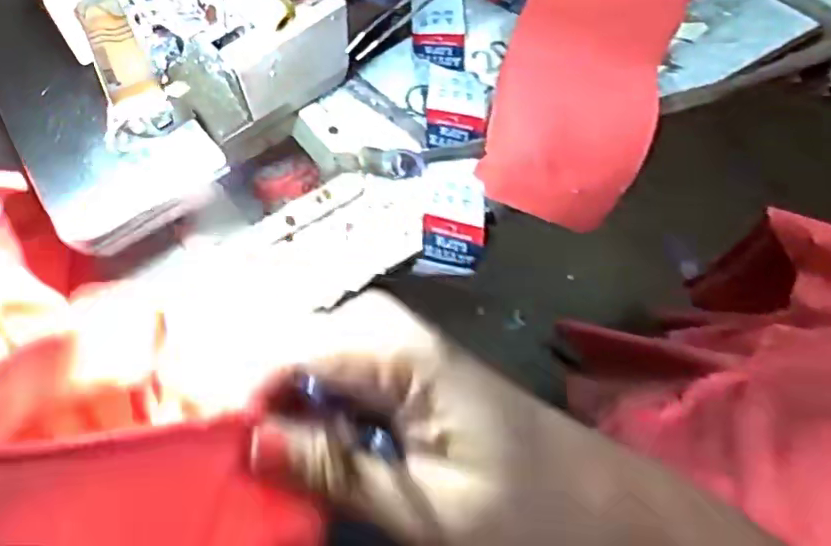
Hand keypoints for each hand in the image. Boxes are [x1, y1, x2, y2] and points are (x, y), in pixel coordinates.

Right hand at [243, 294, 778, 545]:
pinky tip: (305, 441)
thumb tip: (248, 442)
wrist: (615, 511)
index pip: (283, 354)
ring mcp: (378, 330)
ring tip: (263, 452)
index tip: (215, 445)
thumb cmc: (534, 513)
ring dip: (277, 404)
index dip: (244, 398)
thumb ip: (335, 469)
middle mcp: (373, 318)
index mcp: (388, 344)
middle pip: (282, 346)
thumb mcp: (432, 511)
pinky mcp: (385, 351)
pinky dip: (305, 405)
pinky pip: (321, 368)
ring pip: (295, 356)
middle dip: (254, 397)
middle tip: (234, 454)